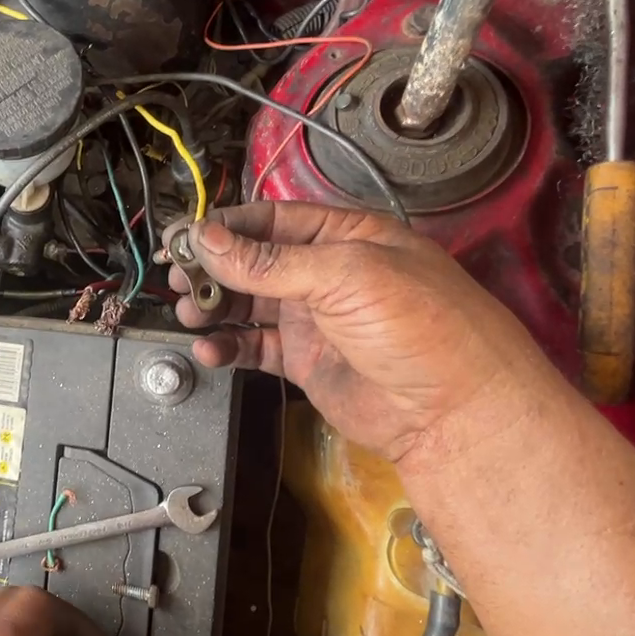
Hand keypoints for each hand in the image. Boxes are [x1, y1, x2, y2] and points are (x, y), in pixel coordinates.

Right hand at [168, 201, 562, 464]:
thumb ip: (268, 261)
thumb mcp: (345, 276)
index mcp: (345, 236)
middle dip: (210, 268)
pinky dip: (226, 346)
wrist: (455, 416)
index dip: (223, 228)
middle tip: (179, 279)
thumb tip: (206, 240)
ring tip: (191, 314)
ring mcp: (312, 318)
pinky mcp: (302, 360)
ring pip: (244, 303)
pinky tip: (212, 349)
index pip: (269, 219)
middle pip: (250, 261)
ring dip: (212, 306)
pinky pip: (252, 346)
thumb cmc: (421, 329)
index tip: (183, 239)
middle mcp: (325, 273)